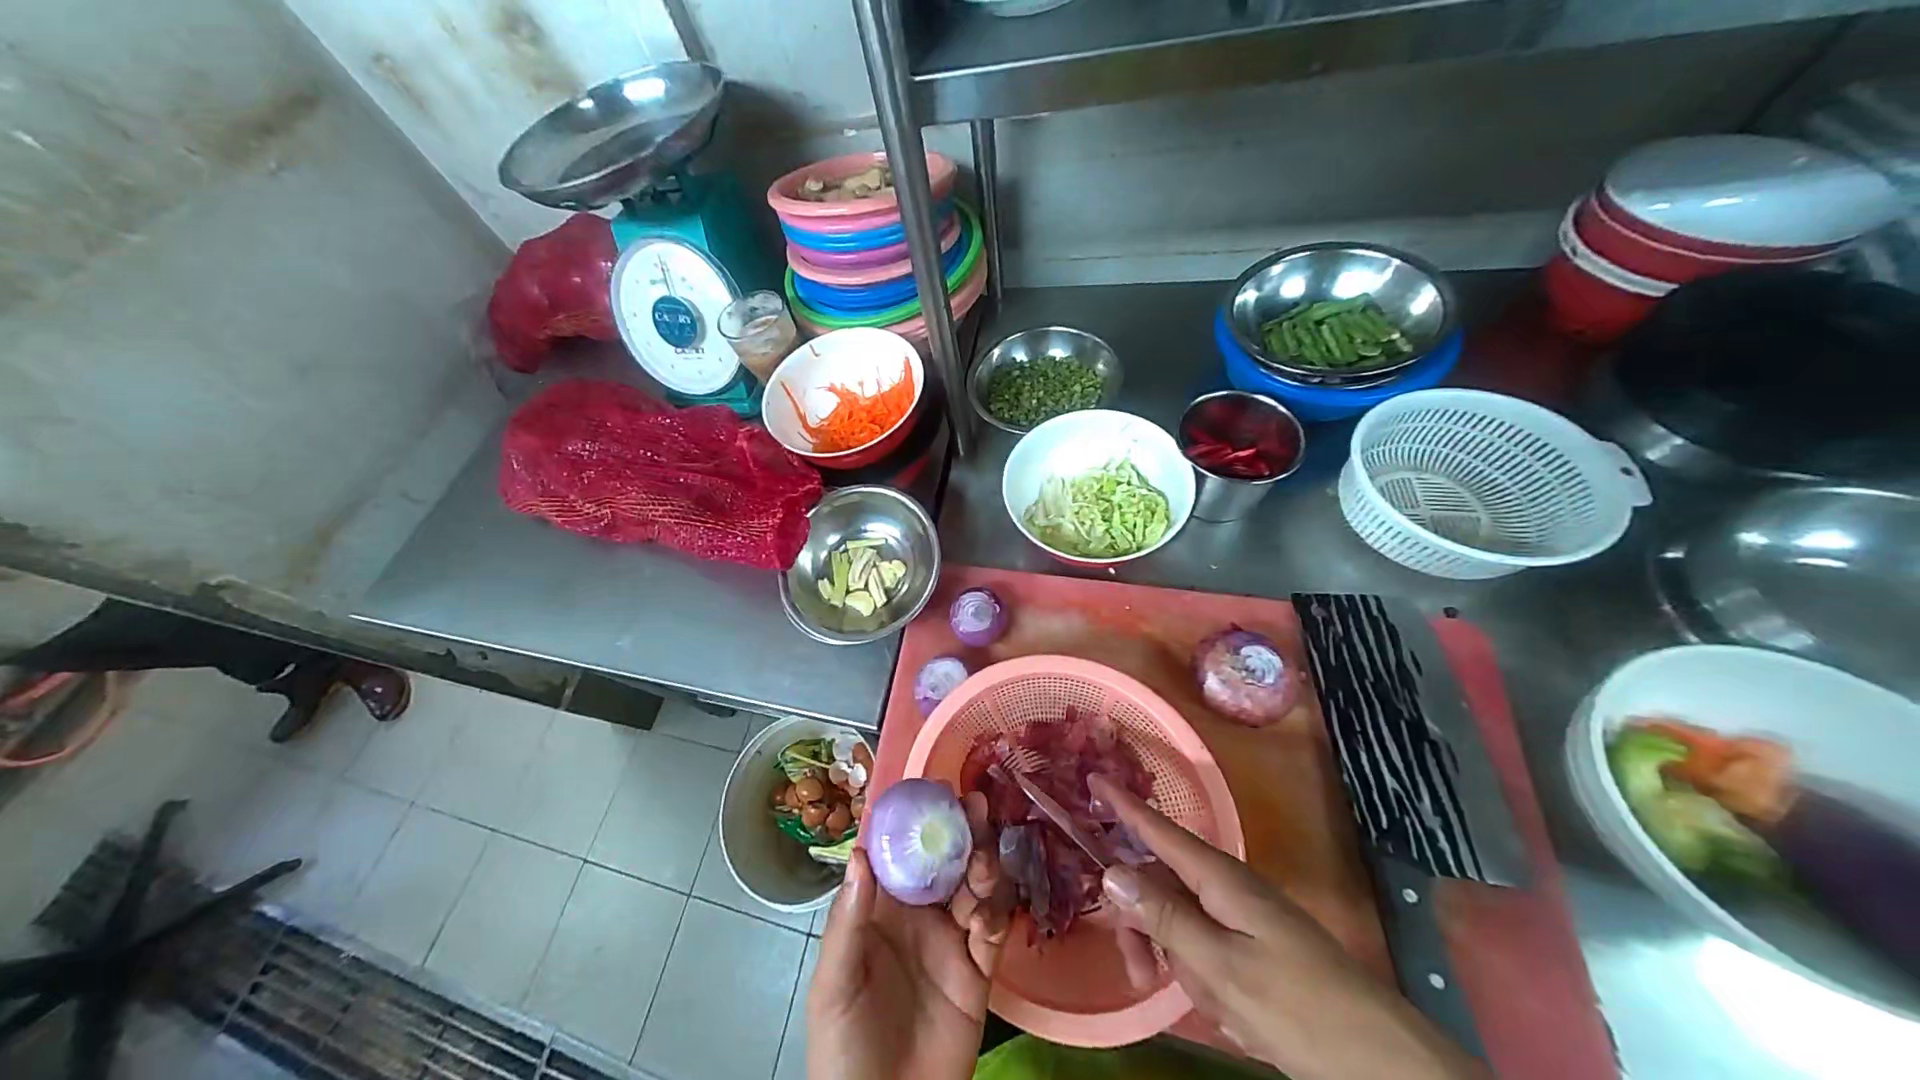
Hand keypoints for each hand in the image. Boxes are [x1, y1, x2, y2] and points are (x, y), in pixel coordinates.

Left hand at [808, 791, 1007, 1079]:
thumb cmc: (844, 1046)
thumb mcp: (834, 984)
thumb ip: (848, 921)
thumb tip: (858, 853)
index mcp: (881, 910)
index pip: (899, 852)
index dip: (914, 819)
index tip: (932, 789)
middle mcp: (918, 915)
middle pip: (945, 860)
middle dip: (960, 831)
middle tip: (975, 805)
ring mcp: (950, 941)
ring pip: (974, 886)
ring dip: (982, 866)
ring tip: (982, 863)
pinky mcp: (978, 970)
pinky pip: (994, 930)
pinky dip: (995, 916)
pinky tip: (984, 919)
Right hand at [1092, 775, 1484, 1079]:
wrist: (1378, 1058)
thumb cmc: (1298, 1005)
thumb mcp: (1220, 966)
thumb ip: (1163, 917)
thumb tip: (1112, 871)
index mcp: (1220, 878)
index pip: (1159, 830)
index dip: (1124, 805)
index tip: (1094, 778)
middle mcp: (1226, 888)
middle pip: (1159, 885)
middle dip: (1141, 925)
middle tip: (1139, 972)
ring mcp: (1239, 918)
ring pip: (1177, 921)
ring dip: (1171, 959)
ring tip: (1195, 1001)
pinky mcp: (1250, 947)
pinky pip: (1203, 947)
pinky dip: (1198, 975)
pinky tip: (1221, 1008)